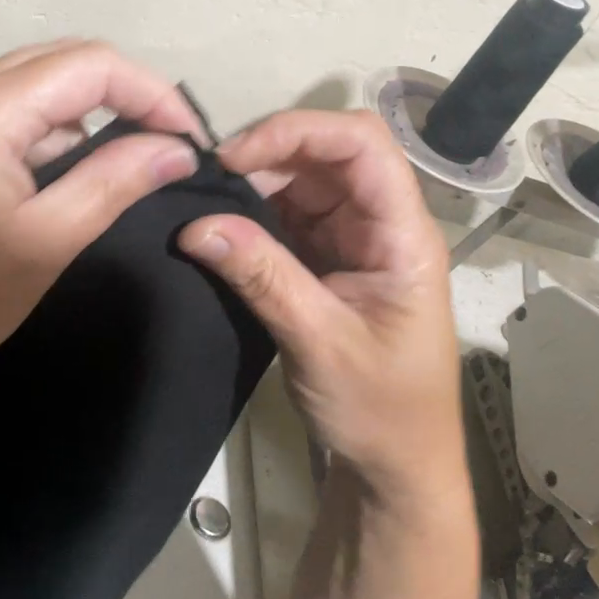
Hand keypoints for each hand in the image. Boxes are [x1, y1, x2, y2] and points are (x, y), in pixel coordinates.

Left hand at [0, 40, 203, 445]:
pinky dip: (46, 133)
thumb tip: (177, 148)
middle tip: (166, 151)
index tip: (188, 143)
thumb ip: (114, 183)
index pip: (88, 64)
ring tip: (124, 166)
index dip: (151, 94)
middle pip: (60, 63)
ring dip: (84, 118)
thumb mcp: (44, 244)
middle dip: (123, 99)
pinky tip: (64, 174)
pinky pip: (4, 110)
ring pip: (33, 84)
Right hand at [177, 110, 466, 501]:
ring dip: (255, 183)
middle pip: (329, 154)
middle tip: (208, 181)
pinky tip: (220, 223)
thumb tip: (196, 225)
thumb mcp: (319, 342)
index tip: (235, 158)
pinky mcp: (326, 260)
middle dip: (268, 154)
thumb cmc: (380, 409)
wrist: (394, 465)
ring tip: (206, 201)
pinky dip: (252, 213)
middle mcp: (380, 224)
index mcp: (402, 235)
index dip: (299, 133)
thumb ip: (262, 277)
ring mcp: (353, 240)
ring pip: (304, 181)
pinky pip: (288, 216)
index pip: (362, 147)